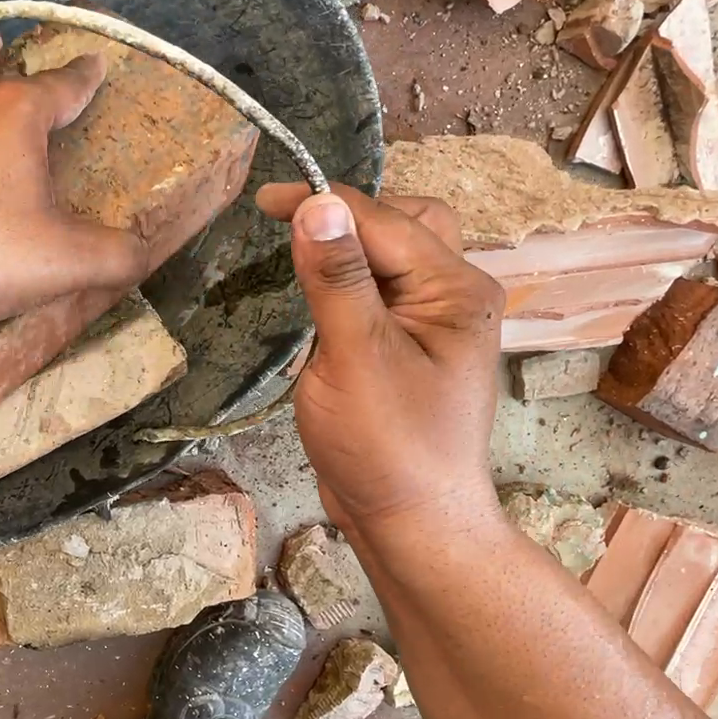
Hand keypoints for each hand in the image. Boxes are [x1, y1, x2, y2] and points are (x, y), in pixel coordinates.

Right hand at [256, 185, 506, 544]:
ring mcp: (432, 325)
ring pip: (392, 259)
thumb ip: (337, 279)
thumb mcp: (355, 357)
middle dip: (347, 214)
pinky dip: (346, 281)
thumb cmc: (386, 443)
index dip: (323, 202)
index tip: (263, 199)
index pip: (382, 221)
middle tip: (287, 224)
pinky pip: (379, 295)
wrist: (410, 519)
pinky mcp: (407, 350)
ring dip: (347, 247)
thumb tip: (317, 205)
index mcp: (454, 289)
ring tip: (299, 252)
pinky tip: (316, 296)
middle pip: (404, 225)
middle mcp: (453, 297)